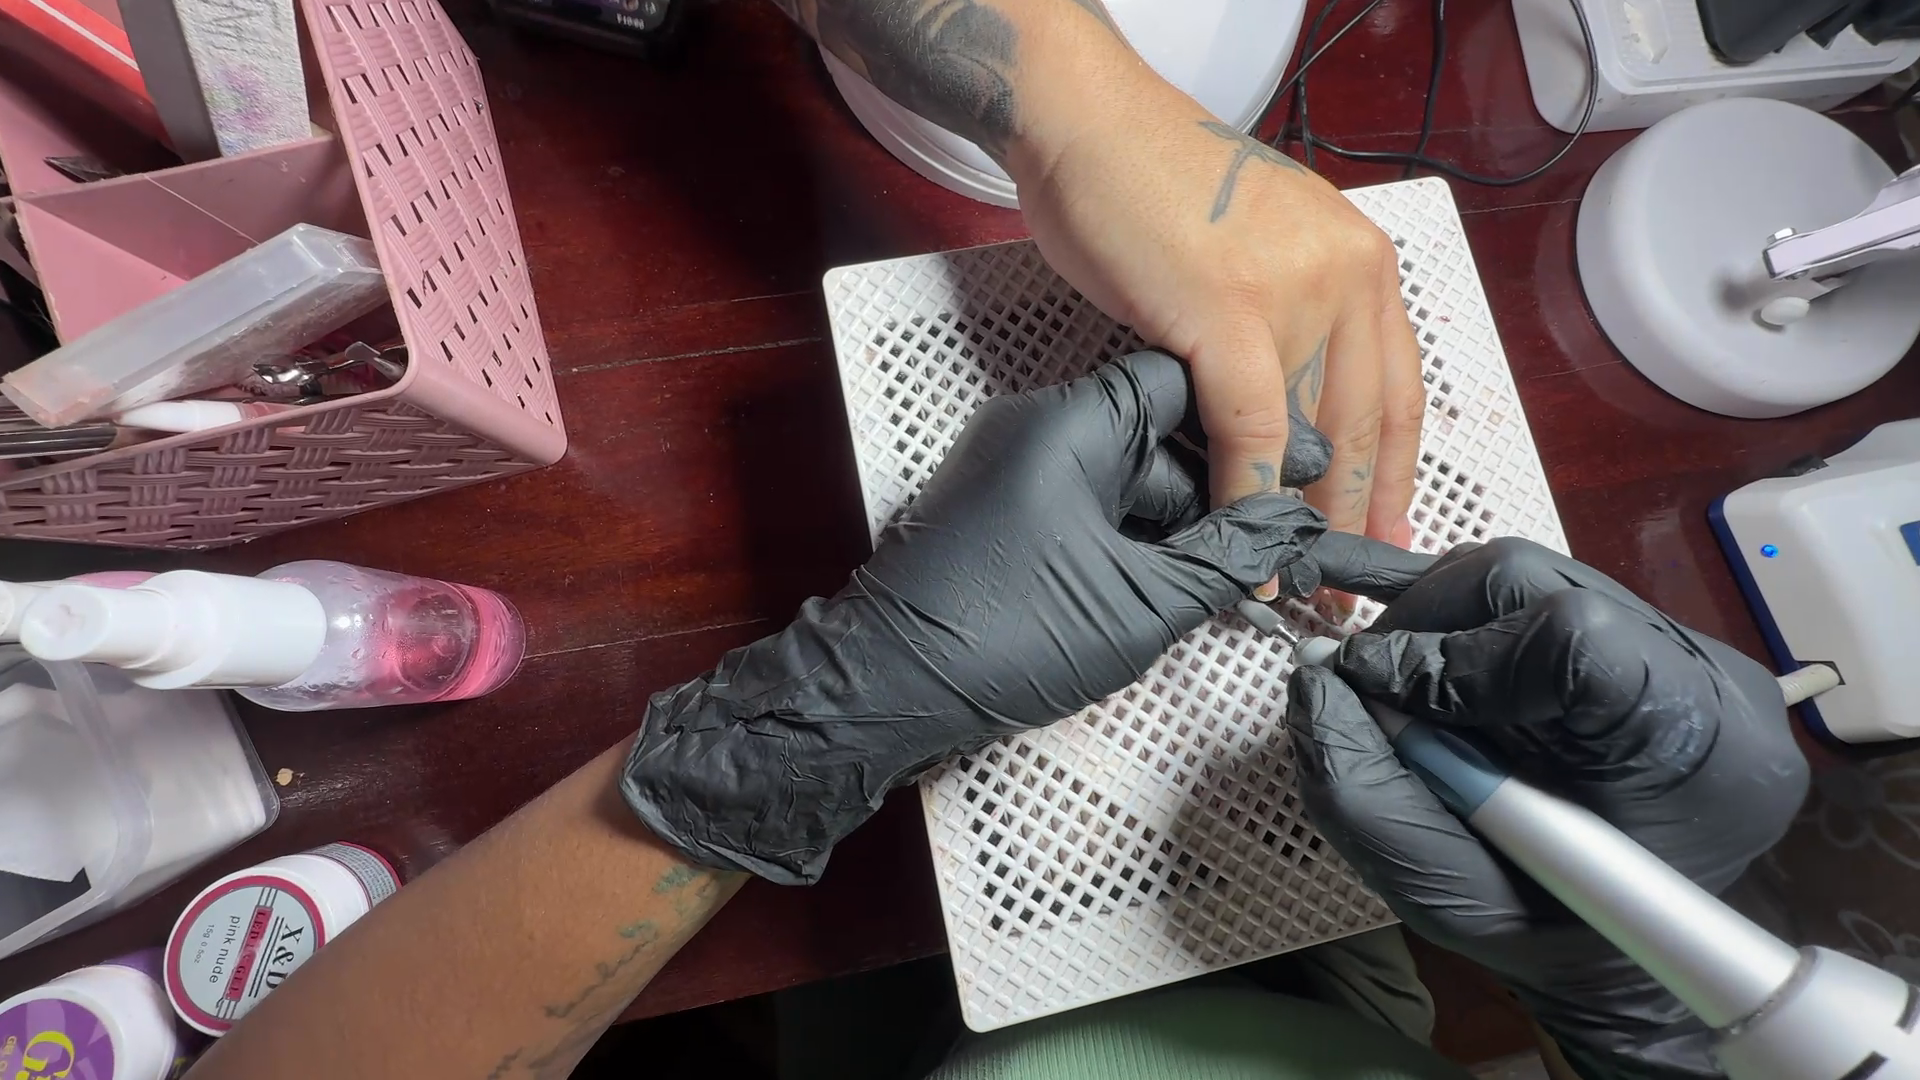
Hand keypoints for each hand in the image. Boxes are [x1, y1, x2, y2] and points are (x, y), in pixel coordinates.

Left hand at [623, 352, 1330, 884]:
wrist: (892, 685)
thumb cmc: (1009, 634)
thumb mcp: (1140, 601)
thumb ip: (1227, 557)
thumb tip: (1291, 527)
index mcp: (1072, 421)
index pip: (1183, 383)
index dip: (1247, 423)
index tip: (1300, 468)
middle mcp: (1038, 426)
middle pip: (1156, 435)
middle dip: (1216, 489)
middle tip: (1278, 538)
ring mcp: (1016, 467)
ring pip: (1122, 476)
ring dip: (1176, 522)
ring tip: (1238, 570)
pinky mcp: (1004, 508)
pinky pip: (1085, 503)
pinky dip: (1131, 535)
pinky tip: (1175, 578)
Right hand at [1005, 72, 1424, 570]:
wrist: (1089, 128)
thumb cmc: (1151, 189)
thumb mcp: (1242, 259)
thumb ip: (1273, 329)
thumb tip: (1266, 414)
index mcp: (1356, 263)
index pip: (1394, 394)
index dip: (1393, 480)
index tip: (1380, 537)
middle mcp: (1345, 276)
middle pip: (1368, 425)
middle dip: (1358, 518)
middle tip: (1343, 587)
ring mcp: (1292, 292)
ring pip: (1314, 435)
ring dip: (1303, 519)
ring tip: (1292, 578)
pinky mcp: (1228, 313)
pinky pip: (1250, 426)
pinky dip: (1246, 491)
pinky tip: (1242, 538)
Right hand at [1284, 536, 1808, 1078]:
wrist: (1607, 933)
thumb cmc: (1538, 927)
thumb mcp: (1434, 882)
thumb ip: (1358, 785)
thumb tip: (1313, 671)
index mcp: (1691, 749)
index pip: (1571, 639)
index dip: (1452, 657)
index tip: (1378, 696)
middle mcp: (1693, 671)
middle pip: (1525, 581)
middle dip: (1418, 622)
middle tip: (1367, 679)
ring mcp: (1654, 638)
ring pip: (1506, 571)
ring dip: (1422, 613)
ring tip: (1391, 672)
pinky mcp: (1606, 623)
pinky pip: (1507, 581)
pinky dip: (1430, 593)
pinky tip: (1366, 590)